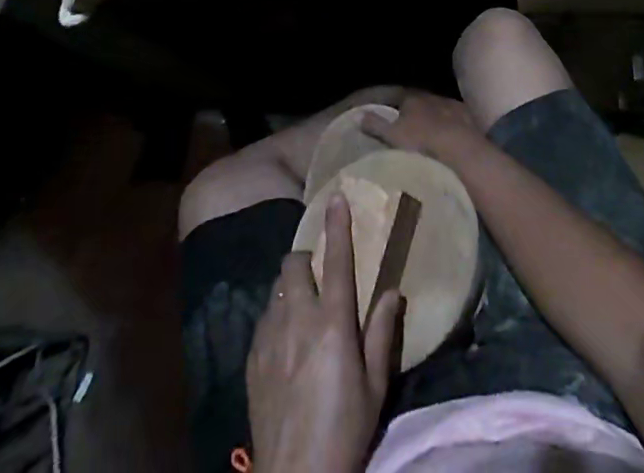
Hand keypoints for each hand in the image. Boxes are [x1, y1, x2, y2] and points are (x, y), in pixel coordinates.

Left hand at [247, 193, 402, 472]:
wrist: (296, 470)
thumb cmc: (346, 427)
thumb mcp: (376, 385)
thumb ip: (382, 333)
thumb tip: (392, 291)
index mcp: (332, 322)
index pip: (335, 261)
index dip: (337, 226)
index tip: (336, 198)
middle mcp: (296, 317)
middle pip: (293, 264)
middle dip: (304, 258)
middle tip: (318, 274)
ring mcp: (268, 333)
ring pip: (275, 288)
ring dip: (290, 287)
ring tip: (302, 308)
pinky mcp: (251, 352)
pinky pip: (263, 316)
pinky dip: (276, 314)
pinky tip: (285, 340)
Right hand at [361, 93, 488, 166]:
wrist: (461, 151)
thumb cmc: (420, 142)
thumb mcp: (391, 136)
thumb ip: (375, 124)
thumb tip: (359, 115)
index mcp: (412, 98)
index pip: (400, 96)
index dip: (395, 107)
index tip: (391, 117)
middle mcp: (433, 97)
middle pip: (422, 103)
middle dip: (417, 113)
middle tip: (411, 128)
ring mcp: (454, 108)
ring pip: (441, 111)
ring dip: (437, 120)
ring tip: (432, 137)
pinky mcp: (471, 121)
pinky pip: (458, 123)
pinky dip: (454, 129)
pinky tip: (452, 141)